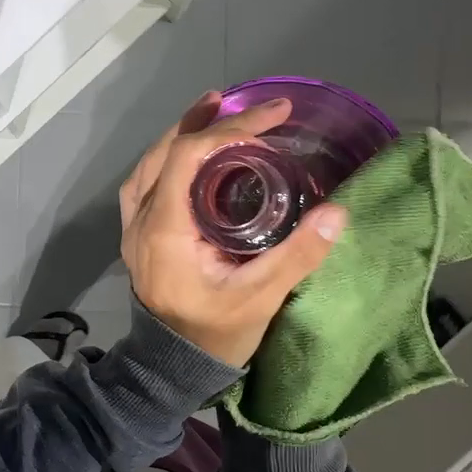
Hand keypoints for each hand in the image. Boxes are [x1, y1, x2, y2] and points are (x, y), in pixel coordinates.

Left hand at [119, 92, 347, 367]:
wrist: (170, 370)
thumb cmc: (214, 334)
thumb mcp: (260, 297)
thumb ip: (298, 255)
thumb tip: (338, 212)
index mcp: (166, 227)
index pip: (189, 156)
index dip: (230, 127)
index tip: (273, 114)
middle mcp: (142, 220)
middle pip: (163, 152)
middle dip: (202, 121)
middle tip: (238, 101)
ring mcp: (133, 229)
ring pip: (148, 166)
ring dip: (179, 137)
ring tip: (211, 114)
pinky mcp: (137, 238)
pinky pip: (144, 185)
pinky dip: (165, 161)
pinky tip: (187, 158)